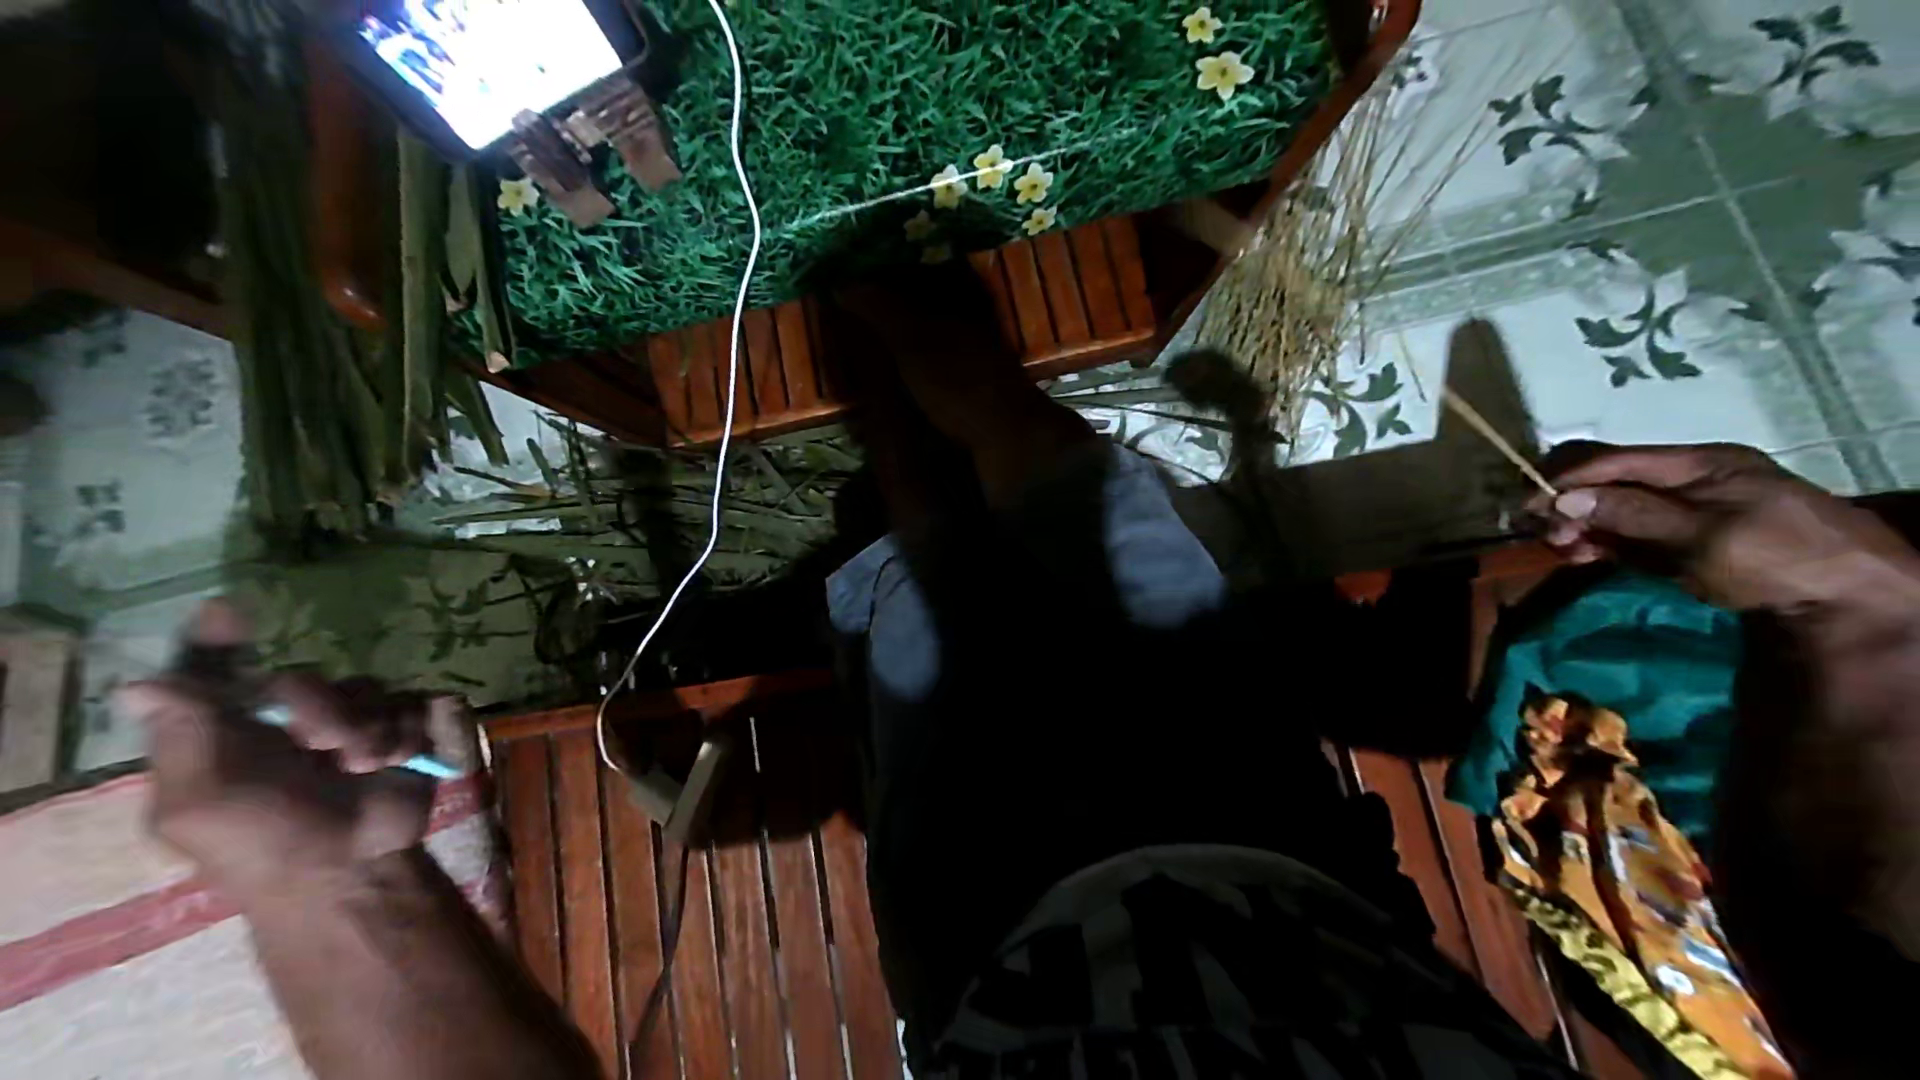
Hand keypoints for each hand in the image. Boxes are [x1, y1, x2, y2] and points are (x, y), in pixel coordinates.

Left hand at [119, 600, 446, 903]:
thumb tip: (140, 683)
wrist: (353, 866)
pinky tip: (406, 760)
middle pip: (315, 678)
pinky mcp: (415, 728)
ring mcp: (363, 721)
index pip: (220, 673)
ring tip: (374, 767)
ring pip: (377, 690)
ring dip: (378, 730)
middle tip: (335, 749)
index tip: (227, 610)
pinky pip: (427, 702)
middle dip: (329, 711)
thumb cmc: (264, 842)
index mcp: (236, 732)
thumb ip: (184, 738)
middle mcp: (297, 719)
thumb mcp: (204, 800)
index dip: (220, 641)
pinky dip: (420, 729)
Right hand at [1530, 442, 1919, 619]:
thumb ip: (1630, 514)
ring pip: (1605, 508)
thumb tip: (1561, 499)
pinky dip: (1593, 542)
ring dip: (1576, 526)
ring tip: (1562, 550)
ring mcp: (1678, 510)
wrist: (1848, 604)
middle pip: (1604, 481)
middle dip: (1567, 504)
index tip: (1528, 505)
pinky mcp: (1673, 538)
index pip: (1614, 460)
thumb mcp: (1702, 535)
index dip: (1566, 479)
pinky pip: (1619, 532)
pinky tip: (1580, 555)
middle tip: (1544, 534)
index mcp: (1699, 464)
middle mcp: (1683, 480)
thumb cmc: (1779, 558)